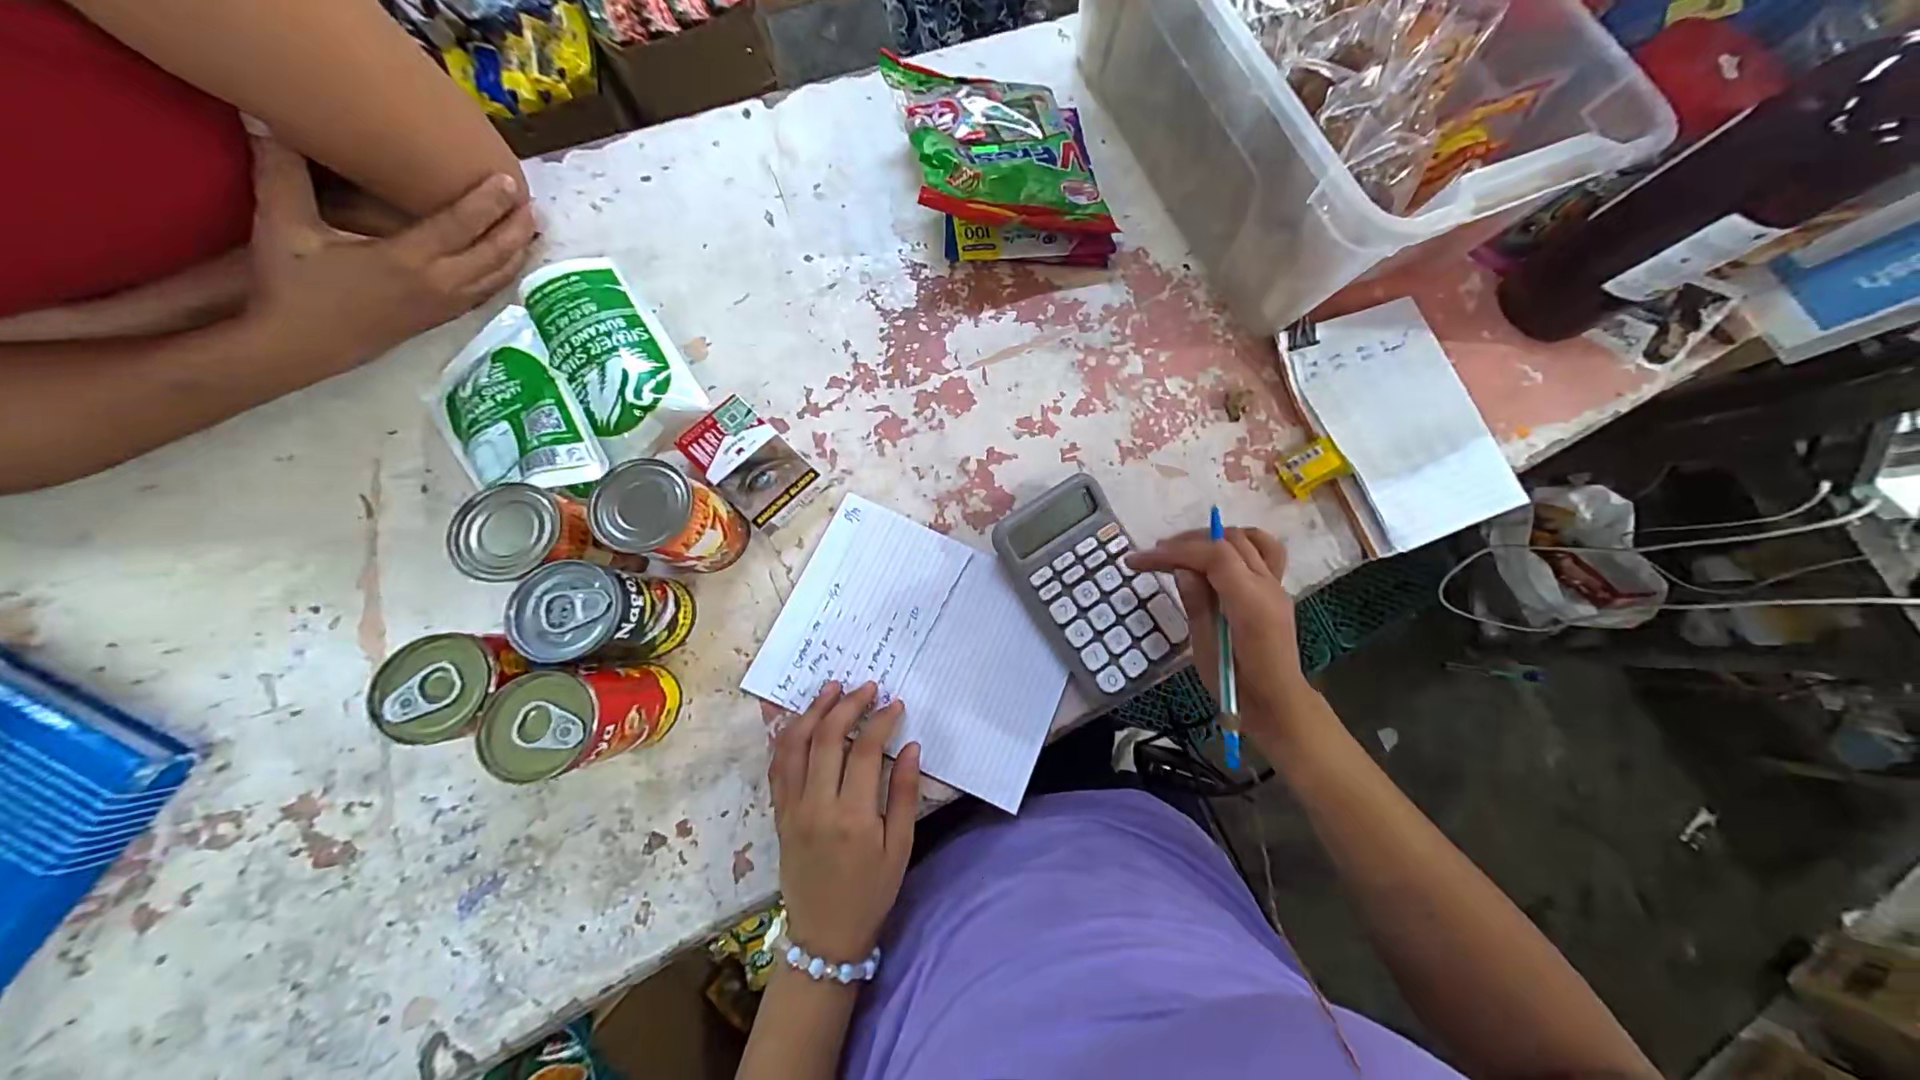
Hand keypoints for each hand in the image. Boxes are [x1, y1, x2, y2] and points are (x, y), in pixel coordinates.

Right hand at [242, 136, 534, 371]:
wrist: (301, 347)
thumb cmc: (294, 288)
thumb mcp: (285, 228)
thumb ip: (282, 173)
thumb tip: (262, 118)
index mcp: (409, 260)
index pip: (460, 225)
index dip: (487, 202)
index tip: (509, 181)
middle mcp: (439, 284)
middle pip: (493, 253)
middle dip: (515, 227)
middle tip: (532, 203)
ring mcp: (446, 304)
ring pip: (496, 276)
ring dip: (516, 251)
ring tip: (529, 228)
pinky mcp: (444, 318)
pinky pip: (486, 291)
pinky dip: (504, 273)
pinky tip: (509, 263)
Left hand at [768, 681, 921, 961]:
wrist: (825, 936)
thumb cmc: (871, 892)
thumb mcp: (899, 848)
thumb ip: (903, 794)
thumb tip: (910, 747)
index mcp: (852, 816)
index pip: (864, 751)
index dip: (880, 721)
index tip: (894, 705)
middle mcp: (817, 806)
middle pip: (827, 739)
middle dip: (847, 705)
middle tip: (865, 687)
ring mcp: (792, 809)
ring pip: (795, 746)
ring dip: (813, 712)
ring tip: (831, 690)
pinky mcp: (779, 814)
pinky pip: (778, 767)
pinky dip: (787, 737)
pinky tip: (800, 720)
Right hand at [1127, 527, 1313, 738]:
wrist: (1276, 702)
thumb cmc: (1236, 685)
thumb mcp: (1205, 648)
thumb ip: (1197, 603)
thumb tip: (1182, 569)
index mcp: (1250, 604)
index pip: (1214, 556)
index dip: (1174, 551)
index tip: (1139, 561)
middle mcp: (1268, 587)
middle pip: (1228, 541)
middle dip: (1187, 543)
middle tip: (1154, 556)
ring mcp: (1277, 585)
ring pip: (1249, 538)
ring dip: (1212, 537)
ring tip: (1183, 550)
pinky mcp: (1275, 589)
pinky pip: (1263, 550)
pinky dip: (1235, 543)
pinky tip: (1214, 555)